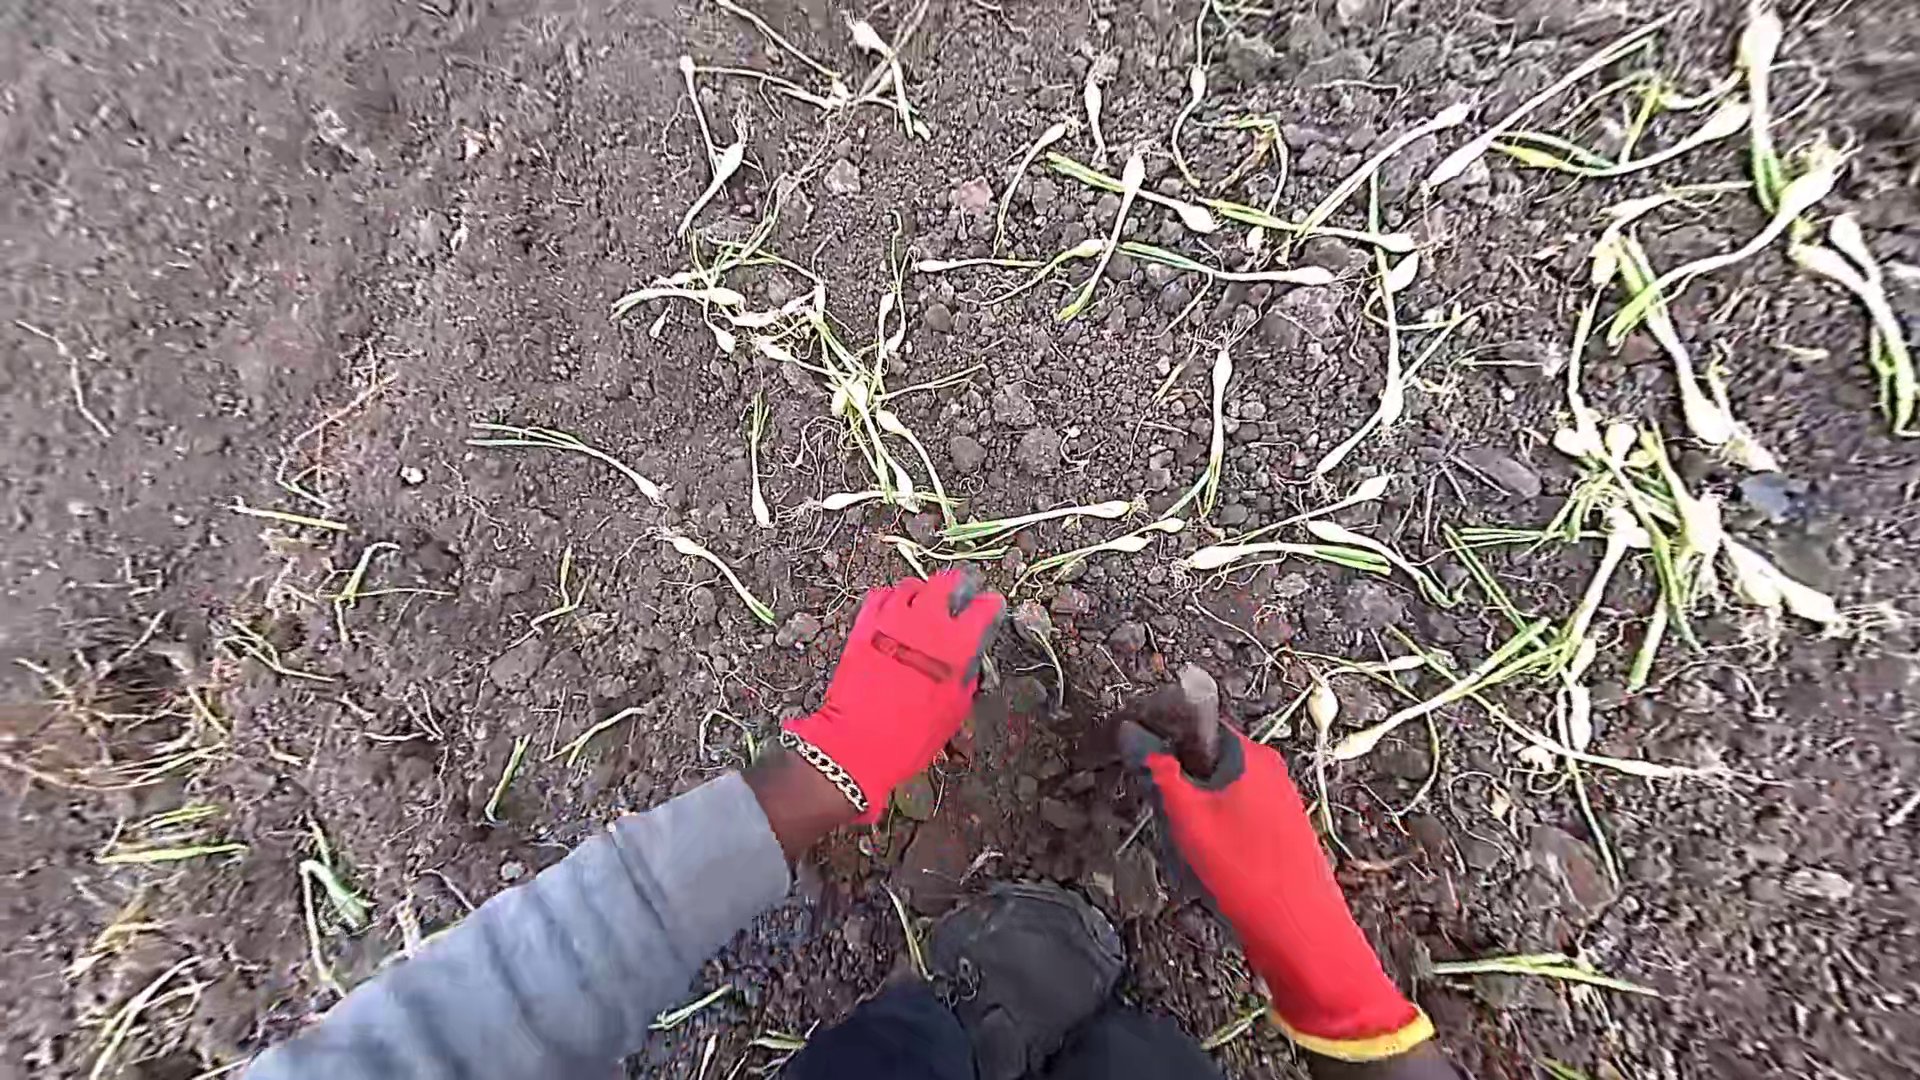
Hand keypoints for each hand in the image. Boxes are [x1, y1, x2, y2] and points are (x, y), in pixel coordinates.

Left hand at [783, 570, 1002, 823]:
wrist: (859, 741)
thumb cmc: (912, 735)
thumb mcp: (954, 710)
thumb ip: (965, 677)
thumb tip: (965, 663)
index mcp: (957, 645)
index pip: (982, 609)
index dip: (990, 604)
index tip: (990, 604)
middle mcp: (927, 624)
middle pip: (945, 583)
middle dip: (956, 583)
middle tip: (958, 589)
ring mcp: (893, 620)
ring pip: (910, 586)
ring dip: (920, 591)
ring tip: (923, 601)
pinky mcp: (865, 624)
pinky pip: (880, 596)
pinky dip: (890, 598)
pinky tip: (892, 609)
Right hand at [1126, 722, 1433, 1063]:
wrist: (1304, 939)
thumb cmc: (1246, 872)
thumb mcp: (1187, 815)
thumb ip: (1157, 769)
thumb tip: (1131, 732)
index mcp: (1249, 755)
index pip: (1196, 722)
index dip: (1163, 734)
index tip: (1142, 754)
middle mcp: (1268, 770)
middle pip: (1206, 756)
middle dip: (1179, 778)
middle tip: (1164, 806)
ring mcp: (1279, 800)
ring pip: (1219, 786)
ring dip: (1196, 805)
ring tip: (1188, 837)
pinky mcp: (1281, 828)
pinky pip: (1236, 810)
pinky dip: (1216, 823)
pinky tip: (1210, 855)